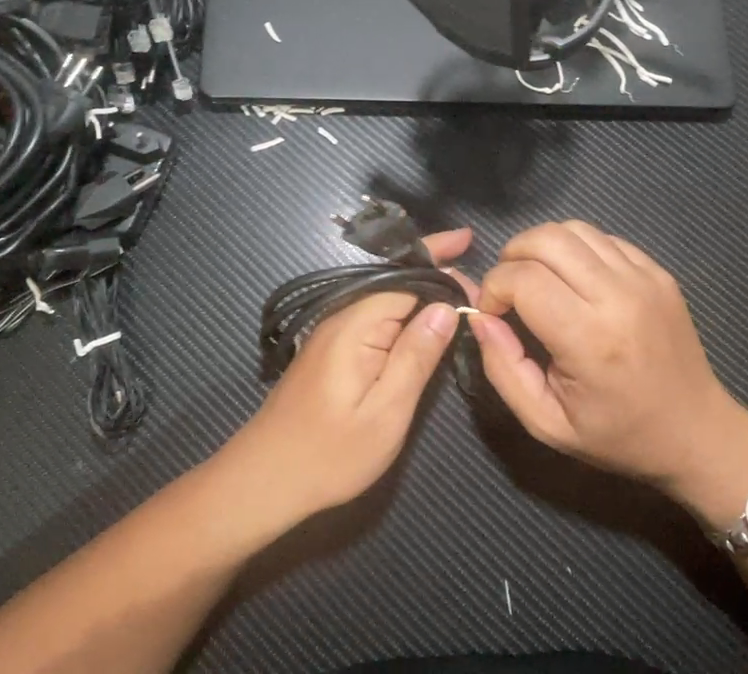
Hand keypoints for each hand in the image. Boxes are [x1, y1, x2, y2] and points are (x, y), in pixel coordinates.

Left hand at [220, 228, 475, 523]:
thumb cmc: (330, 454)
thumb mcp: (386, 412)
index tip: (483, 289)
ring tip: (459, 282)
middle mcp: (341, 318)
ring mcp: (332, 334)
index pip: (409, 282)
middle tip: (474, 268)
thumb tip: (446, 307)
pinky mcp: (330, 351)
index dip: (446, 279)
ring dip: (419, 288)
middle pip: (395, 281)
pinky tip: (422, 318)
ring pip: (383, 297)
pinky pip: (372, 317)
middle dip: (433, 267)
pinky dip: (402, 311)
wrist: (263, 480)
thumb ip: (416, 357)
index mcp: (355, 326)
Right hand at [470, 221, 747, 506]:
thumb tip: (480, 317)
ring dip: (541, 247)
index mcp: (590, 339)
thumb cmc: (617, 436)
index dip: (493, 289)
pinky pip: (603, 238)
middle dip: (511, 257)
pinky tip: (574, 282)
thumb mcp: (546, 423)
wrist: (696, 432)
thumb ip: (503, 368)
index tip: (492, 314)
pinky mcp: (659, 272)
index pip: (523, 278)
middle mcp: (618, 296)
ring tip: (537, 281)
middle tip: (509, 291)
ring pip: (574, 228)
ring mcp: (644, 278)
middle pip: (546, 239)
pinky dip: (575, 250)